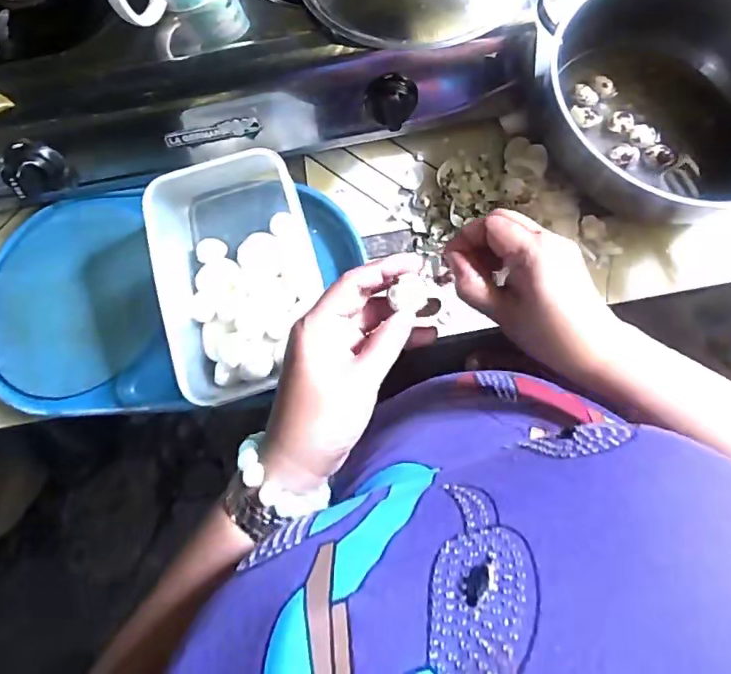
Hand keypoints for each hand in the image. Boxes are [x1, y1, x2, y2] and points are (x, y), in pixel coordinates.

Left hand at [262, 253, 437, 492]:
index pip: (354, 282)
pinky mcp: (340, 361)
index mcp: (318, 324)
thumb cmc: (322, 421)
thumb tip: (410, 311)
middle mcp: (323, 327)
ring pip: (370, 317)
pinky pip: (370, 338)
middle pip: (364, 297)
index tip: (416, 263)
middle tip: (430, 286)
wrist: (295, 466)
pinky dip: (393, 335)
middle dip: (397, 290)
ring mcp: (331, 344)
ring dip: (400, 313)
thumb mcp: (361, 379)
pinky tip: (422, 335)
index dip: (386, 268)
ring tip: (434, 309)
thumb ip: (388, 341)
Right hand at [443, 209, 625, 379]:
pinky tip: (509, 278)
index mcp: (532, 250)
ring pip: (516, 228)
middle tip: (468, 268)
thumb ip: (471, 284)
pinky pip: (531, 239)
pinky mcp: (566, 253)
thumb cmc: (549, 337)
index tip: (453, 262)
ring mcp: (560, 243)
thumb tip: (453, 261)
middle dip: (479, 238)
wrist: (598, 350)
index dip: (466, 238)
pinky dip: (512, 250)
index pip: (488, 223)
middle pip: (502, 219)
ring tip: (487, 276)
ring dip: (495, 244)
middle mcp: (548, 238)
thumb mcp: (501, 314)